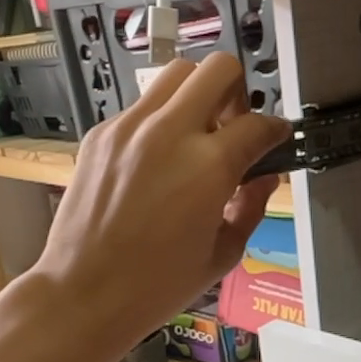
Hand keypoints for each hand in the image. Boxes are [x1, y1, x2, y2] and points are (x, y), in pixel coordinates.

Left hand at [30, 52, 290, 348]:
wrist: (85, 293)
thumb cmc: (159, 285)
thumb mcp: (223, 253)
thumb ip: (251, 206)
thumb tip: (265, 177)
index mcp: (209, 165)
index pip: (258, 124)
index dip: (275, 131)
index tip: (275, 140)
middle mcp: (169, 132)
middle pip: (218, 68)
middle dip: (237, 90)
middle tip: (234, 125)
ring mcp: (129, 128)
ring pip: (175, 75)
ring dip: (197, 95)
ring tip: (197, 135)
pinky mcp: (100, 134)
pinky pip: (142, 106)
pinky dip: (160, 120)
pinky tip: (159, 160)